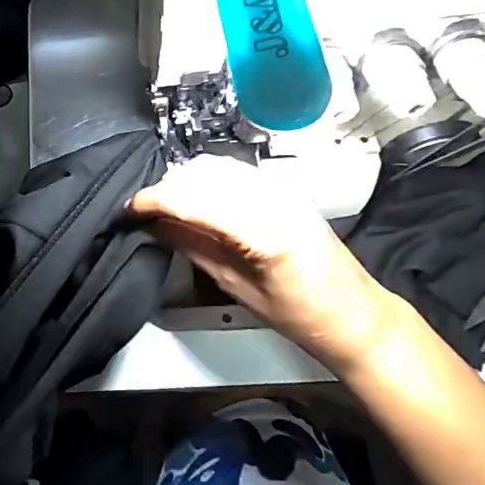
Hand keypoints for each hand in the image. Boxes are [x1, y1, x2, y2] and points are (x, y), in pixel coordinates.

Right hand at [130, 155, 405, 374]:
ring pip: (215, 167)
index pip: (193, 198)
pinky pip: (234, 172)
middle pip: (201, 175)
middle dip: (165, 189)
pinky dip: (206, 181)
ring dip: (184, 182)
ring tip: (163, 209)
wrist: (355, 314)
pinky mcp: (285, 188)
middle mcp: (274, 198)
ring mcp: (282, 188)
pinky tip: (194, 201)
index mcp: (264, 229)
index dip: (153, 200)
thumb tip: (156, 226)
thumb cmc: (304, 316)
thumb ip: (194, 248)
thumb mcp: (239, 289)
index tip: (128, 211)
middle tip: (142, 213)